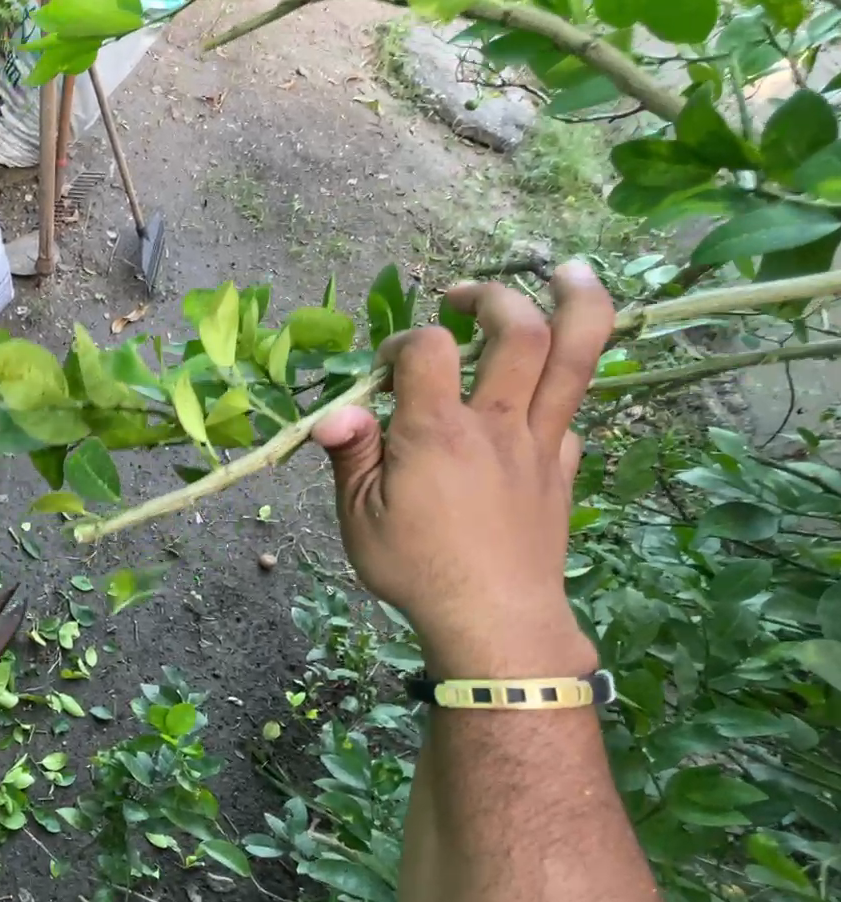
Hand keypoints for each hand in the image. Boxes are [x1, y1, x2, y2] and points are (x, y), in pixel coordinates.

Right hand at [311, 262, 610, 678]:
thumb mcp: (357, 516)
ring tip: (569, 274)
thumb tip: (334, 411)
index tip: (385, 368)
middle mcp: (497, 424)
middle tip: (463, 295)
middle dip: (493, 298)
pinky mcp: (562, 469)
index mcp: (437, 433)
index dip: (402, 343)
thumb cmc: (413, 566)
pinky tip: (538, 399)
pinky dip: (558, 391)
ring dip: (577, 304)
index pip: (426, 351)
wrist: (493, 616)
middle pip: (520, 332)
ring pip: (578, 356)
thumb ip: (350, 453)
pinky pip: (572, 414)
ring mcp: (541, 443)